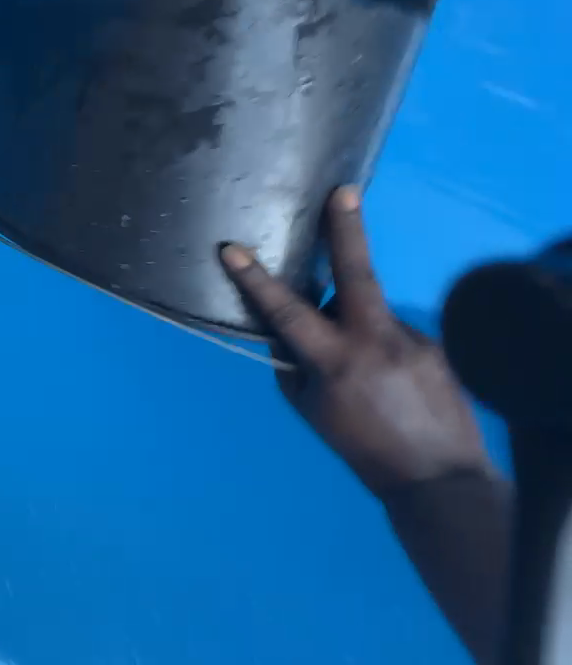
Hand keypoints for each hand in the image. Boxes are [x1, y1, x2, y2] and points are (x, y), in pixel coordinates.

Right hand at [220, 187, 494, 496]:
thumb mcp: (308, 402)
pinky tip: (387, 378)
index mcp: (338, 359)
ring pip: (368, 314)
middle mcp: (380, 342)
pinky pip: (392, 334)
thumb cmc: (357, 442)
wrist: (440, 480)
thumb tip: (290, 328)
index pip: (287, 309)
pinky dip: (378, 346)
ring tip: (362, 370)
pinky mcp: (440, 350)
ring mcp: (418, 343)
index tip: (231, 249)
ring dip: (352, 325)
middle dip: (348, 232)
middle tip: (345, 192)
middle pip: (359, 276)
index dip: (255, 278)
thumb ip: (297, 358)